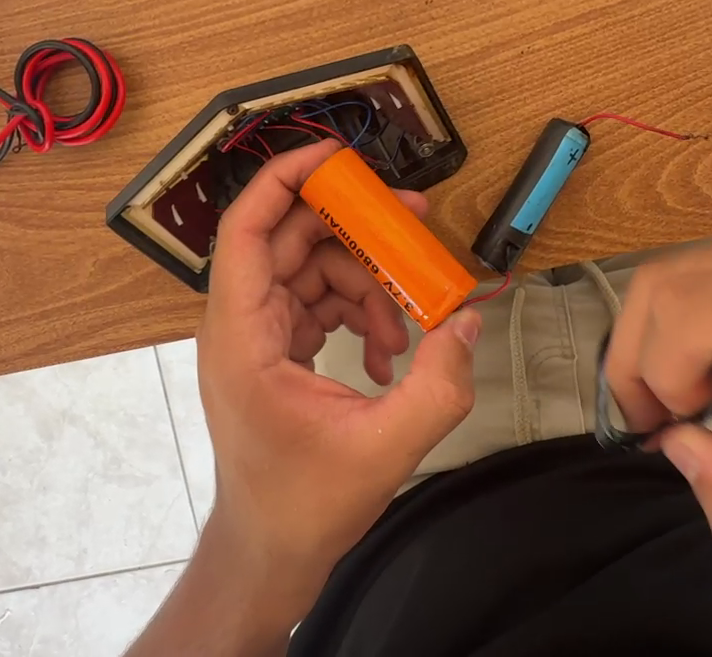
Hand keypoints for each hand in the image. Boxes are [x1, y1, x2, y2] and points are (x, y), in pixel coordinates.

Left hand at [196, 140, 481, 596]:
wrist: (269, 554)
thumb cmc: (304, 507)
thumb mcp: (384, 449)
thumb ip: (439, 385)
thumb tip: (470, 319)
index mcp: (242, 335)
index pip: (249, 228)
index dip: (285, 179)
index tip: (337, 158)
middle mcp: (241, 324)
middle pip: (295, 240)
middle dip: (356, 230)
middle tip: (414, 225)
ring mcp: (257, 336)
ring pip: (313, 270)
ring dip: (366, 285)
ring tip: (404, 334)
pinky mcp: (276, 349)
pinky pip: (319, 302)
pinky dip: (358, 312)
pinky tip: (389, 354)